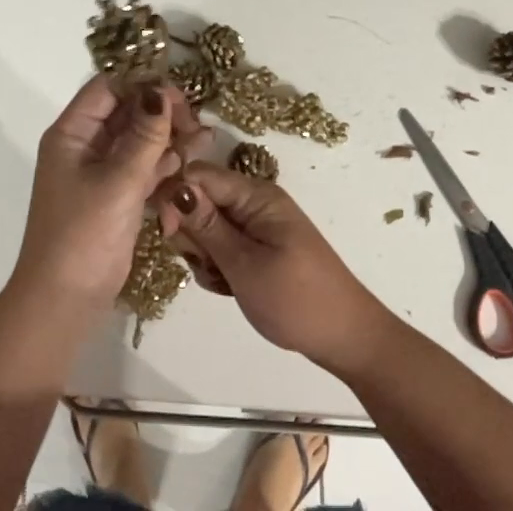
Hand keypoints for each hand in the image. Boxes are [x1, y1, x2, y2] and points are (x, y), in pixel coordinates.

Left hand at [8, 76, 211, 319]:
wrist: (64, 300)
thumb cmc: (83, 235)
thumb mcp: (118, 182)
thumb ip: (144, 137)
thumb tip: (160, 92)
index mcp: (72, 134)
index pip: (107, 89)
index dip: (142, 86)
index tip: (179, 97)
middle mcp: (83, 146)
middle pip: (125, 112)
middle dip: (161, 113)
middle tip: (196, 123)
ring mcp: (100, 173)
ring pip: (138, 141)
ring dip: (168, 138)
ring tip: (205, 139)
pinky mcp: (115, 198)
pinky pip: (142, 169)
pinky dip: (165, 165)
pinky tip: (192, 163)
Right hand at [158, 162, 387, 371]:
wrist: (345, 339)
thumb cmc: (296, 300)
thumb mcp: (244, 264)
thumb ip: (206, 226)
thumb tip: (174, 187)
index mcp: (255, 195)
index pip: (197, 174)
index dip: (176, 197)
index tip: (167, 233)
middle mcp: (254, 202)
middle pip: (199, 199)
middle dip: (190, 232)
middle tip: (208, 265)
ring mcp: (256, 226)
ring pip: (205, 227)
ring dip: (203, 255)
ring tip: (222, 282)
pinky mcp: (257, 247)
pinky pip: (221, 246)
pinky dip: (217, 267)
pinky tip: (228, 288)